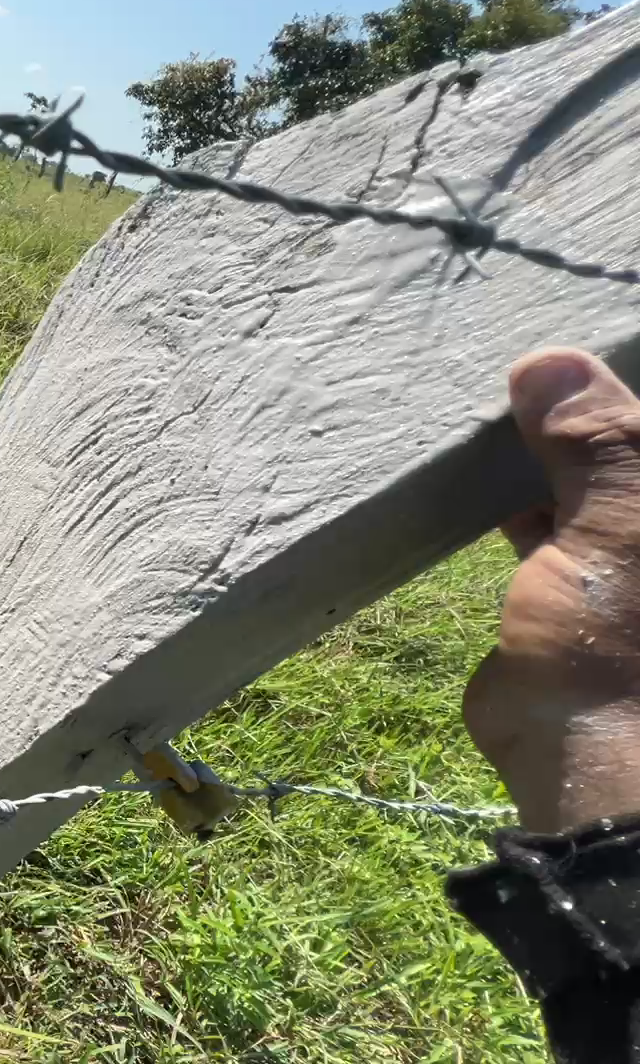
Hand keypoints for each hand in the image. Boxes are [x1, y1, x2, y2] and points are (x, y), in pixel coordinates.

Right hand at [464, 347, 639, 831]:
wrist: (594, 754)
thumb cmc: (633, 638)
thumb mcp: (627, 528)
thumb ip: (599, 444)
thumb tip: (551, 359)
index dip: (620, 383)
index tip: (582, 341)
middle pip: (626, 449)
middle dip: (588, 408)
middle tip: (529, 363)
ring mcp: (628, 554)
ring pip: (591, 475)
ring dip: (546, 444)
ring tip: (496, 401)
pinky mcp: (576, 581)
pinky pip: (548, 513)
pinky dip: (514, 487)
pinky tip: (473, 467)